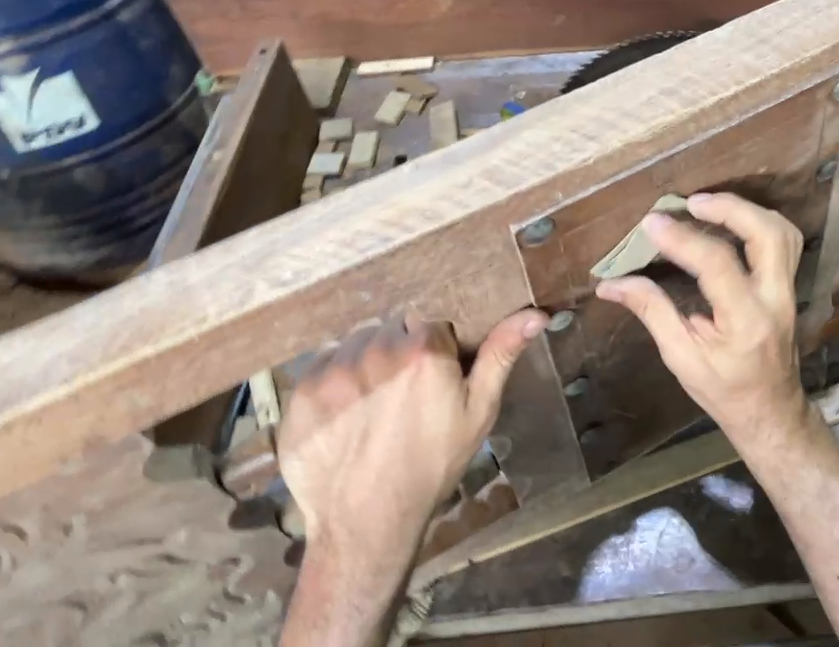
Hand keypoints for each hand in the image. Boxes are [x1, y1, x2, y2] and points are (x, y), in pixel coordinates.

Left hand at [277, 309, 547, 544]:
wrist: (367, 523)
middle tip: (402, 390)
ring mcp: (333, 370)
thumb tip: (536, 315)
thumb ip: (501, 354)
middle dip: (396, 349)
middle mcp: (376, 348)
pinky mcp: (301, 391)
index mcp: (423, 348)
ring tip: (371, 401)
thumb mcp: (477, 412)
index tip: (430, 372)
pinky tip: (343, 413)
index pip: (426, 321)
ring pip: (353, 342)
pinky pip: (319, 366)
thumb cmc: (432, 466)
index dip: (429, 345)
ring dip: (363, 361)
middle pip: (388, 328)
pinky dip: (332, 382)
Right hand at [596, 193, 807, 435]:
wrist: (772, 412)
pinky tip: (729, 220)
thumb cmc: (724, 392)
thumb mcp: (681, 359)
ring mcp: (789, 291)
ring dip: (747, 210)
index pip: (717, 265)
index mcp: (746, 322)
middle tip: (691, 203)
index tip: (651, 223)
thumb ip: (652, 312)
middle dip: (731, 209)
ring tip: (708, 206)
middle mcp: (775, 299)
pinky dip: (757, 222)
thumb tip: (611, 283)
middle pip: (768, 235)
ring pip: (783, 233)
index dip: (682, 239)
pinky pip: (784, 242)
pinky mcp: (790, 286)